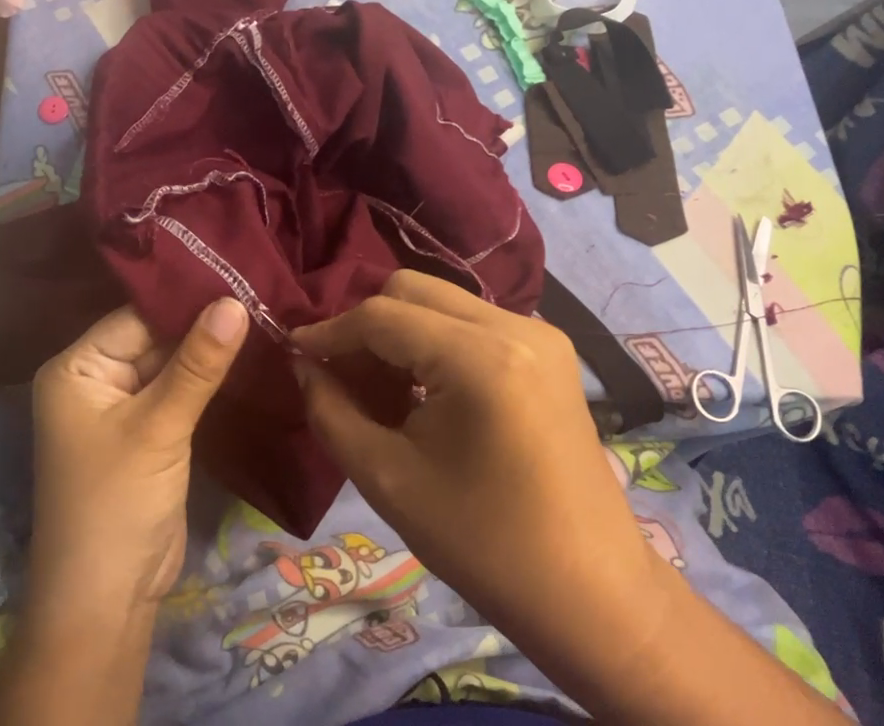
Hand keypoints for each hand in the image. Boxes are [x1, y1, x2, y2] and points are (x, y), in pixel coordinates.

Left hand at [28, 299, 247, 605]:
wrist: (107, 596)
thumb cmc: (117, 502)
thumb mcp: (158, 428)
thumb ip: (197, 365)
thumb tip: (234, 302)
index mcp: (75, 369)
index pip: (134, 318)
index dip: (185, 299)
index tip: (239, 274)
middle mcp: (93, 382)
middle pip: (152, 341)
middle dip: (201, 325)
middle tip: (261, 291)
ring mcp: (120, 412)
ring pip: (169, 369)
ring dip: (208, 355)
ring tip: (265, 315)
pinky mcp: (146, 438)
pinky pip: (176, 398)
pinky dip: (205, 385)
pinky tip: (248, 360)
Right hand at [290, 271, 661, 649]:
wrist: (590, 592)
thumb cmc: (482, 542)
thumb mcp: (386, 478)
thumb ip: (330, 410)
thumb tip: (301, 364)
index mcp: (480, 358)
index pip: (381, 316)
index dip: (328, 332)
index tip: (293, 354)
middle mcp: (516, 327)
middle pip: (412, 291)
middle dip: (364, 326)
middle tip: (338, 375)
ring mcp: (541, 337)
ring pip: (441, 302)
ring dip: (398, 333)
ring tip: (376, 389)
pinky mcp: (550, 354)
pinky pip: (470, 323)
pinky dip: (432, 343)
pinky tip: (419, 391)